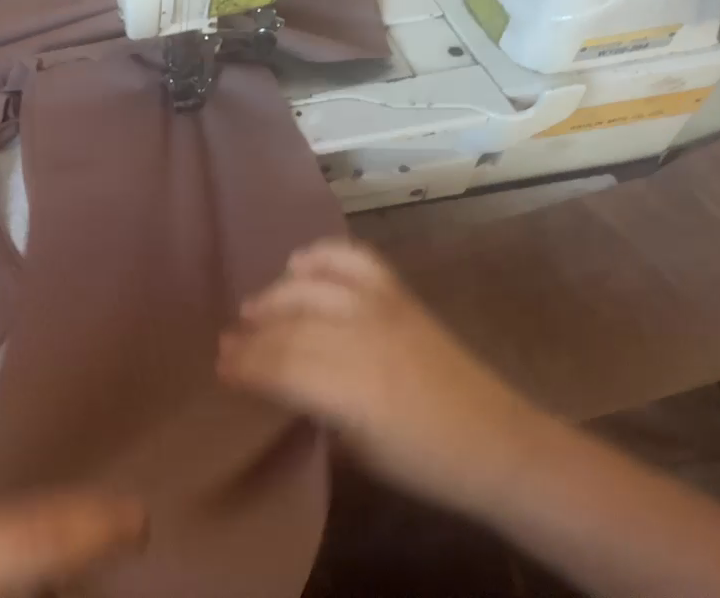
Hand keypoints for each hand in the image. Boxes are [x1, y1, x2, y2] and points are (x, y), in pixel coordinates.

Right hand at [217, 238, 556, 515]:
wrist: (499, 446)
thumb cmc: (424, 463)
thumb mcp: (355, 450)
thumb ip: (312, 409)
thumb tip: (277, 385)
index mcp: (351, 390)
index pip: (279, 366)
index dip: (244, 366)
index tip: (220, 369)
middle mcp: (363, 339)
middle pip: (289, 327)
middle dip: (251, 335)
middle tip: (226, 343)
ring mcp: (382, 309)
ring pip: (311, 288)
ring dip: (275, 296)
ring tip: (253, 309)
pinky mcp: (401, 295)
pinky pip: (354, 260)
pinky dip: (323, 255)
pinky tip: (299, 262)